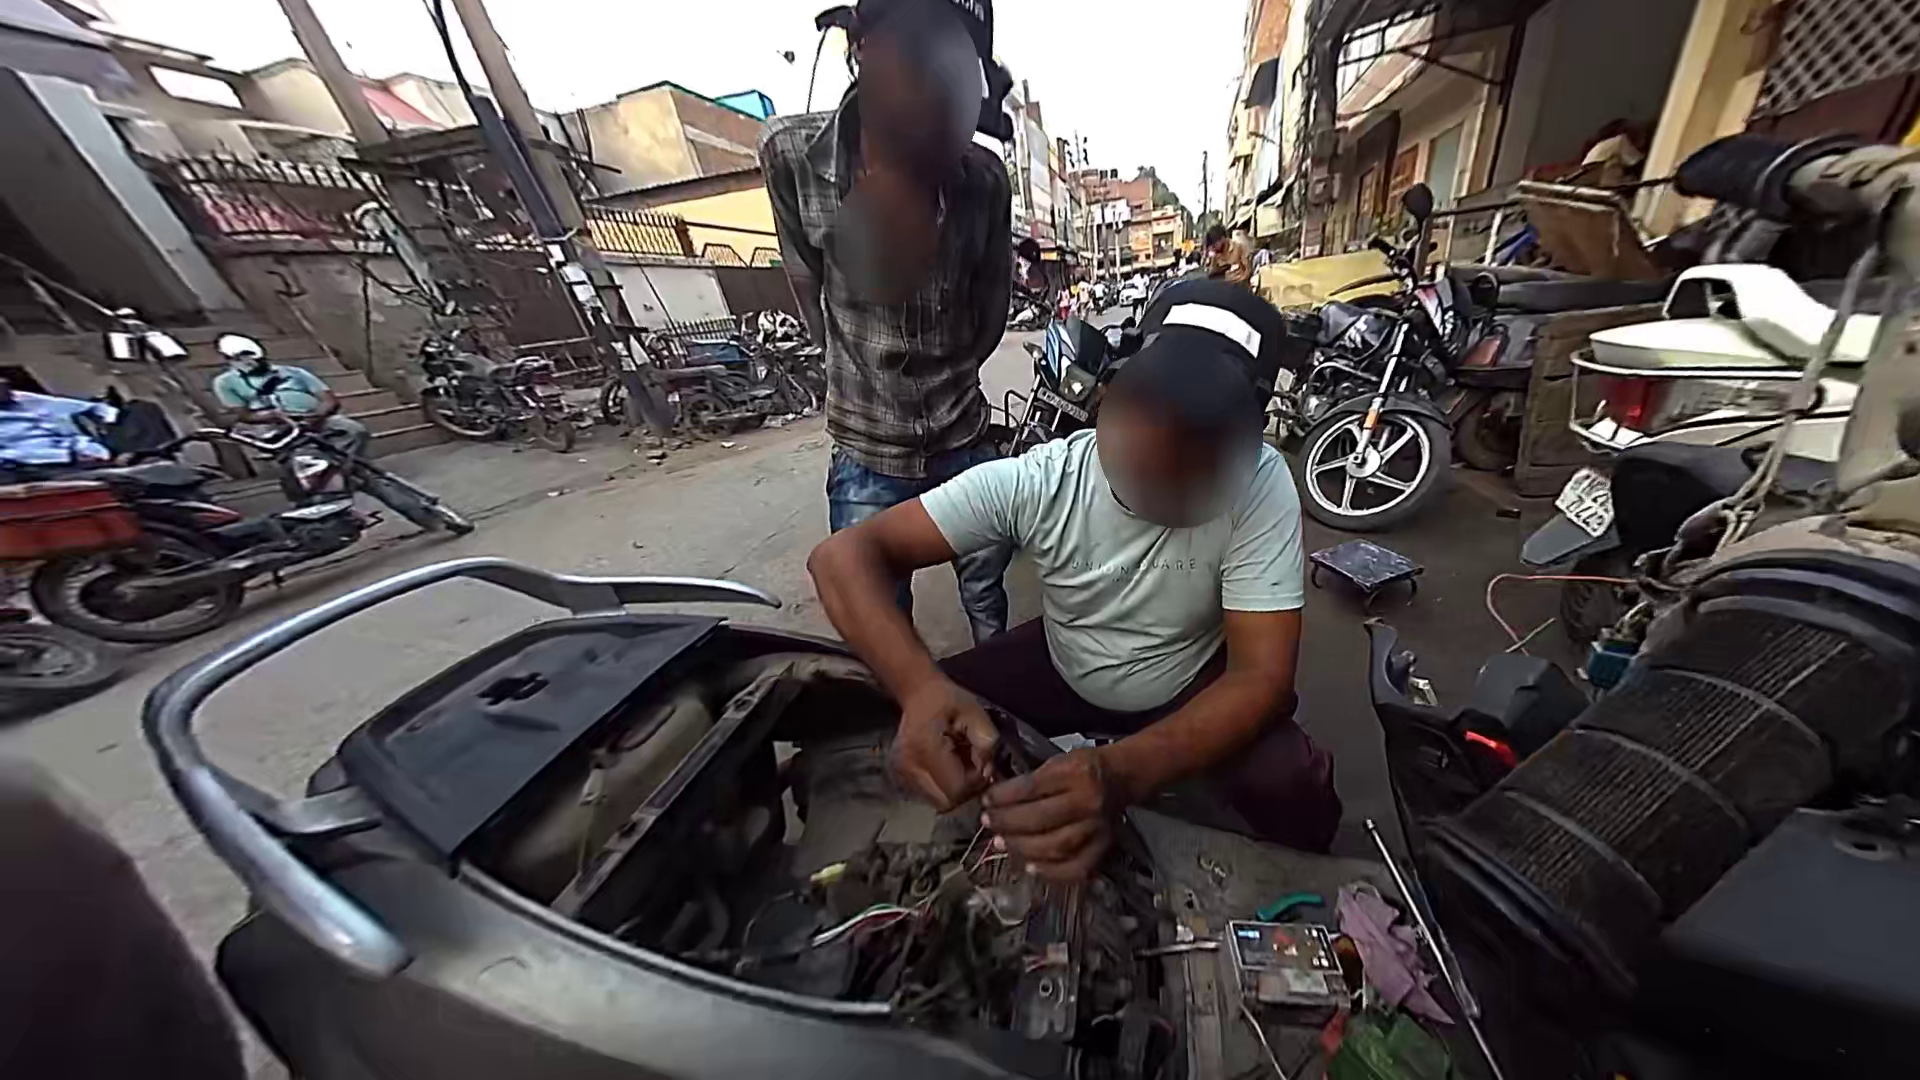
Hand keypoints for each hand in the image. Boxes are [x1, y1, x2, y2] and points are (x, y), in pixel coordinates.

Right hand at [889, 678, 998, 811]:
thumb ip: (986, 741)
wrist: (919, 694)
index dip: (975, 781)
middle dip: (965, 788)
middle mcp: (907, 767)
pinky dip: (942, 787)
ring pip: (938, 802)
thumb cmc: (949, 701)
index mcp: (924, 749)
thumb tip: (987, 771)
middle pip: (946, 801)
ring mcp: (901, 774)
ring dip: (954, 789)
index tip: (980, 762)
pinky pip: (929, 796)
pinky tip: (946, 767)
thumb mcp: (975, 713)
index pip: (956, 789)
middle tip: (972, 765)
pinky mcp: (900, 778)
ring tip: (958, 764)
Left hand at [982, 748, 1122, 882]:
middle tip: (988, 823)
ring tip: (1002, 843)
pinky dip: (1050, 872)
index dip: (1005, 797)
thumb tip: (997, 800)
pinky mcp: (1104, 849)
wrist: (1120, 778)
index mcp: (1074, 773)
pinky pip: (1075, 868)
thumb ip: (1031, 780)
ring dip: (1023, 848)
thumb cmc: (1083, 767)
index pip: (1032, 787)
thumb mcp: (1057, 761)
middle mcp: (1088, 801)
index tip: (986, 801)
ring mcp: (1097, 829)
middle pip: (1041, 819)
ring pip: (1055, 846)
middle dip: (1008, 823)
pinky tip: (1029, 867)